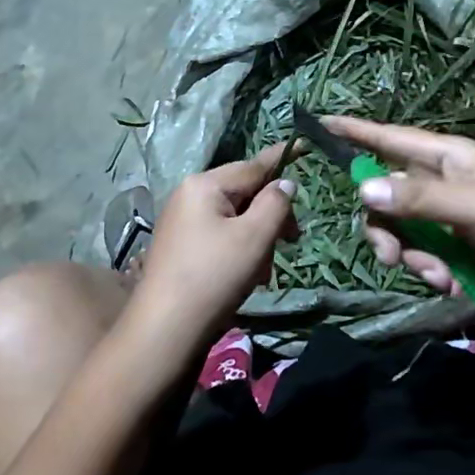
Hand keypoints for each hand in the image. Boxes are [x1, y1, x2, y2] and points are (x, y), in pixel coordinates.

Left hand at [123, 142, 298, 346]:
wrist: (167, 328)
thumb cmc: (214, 276)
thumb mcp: (254, 237)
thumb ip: (275, 204)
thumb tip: (284, 183)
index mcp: (204, 185)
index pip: (252, 166)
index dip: (282, 159)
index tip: (307, 146)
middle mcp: (189, 196)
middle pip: (244, 193)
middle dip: (271, 217)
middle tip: (291, 242)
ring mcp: (182, 222)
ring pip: (235, 219)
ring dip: (257, 239)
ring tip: (262, 272)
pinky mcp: (181, 247)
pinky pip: (221, 237)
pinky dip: (240, 251)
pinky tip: (246, 278)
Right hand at [325, 115, 474, 296]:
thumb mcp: (473, 208)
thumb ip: (418, 199)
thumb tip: (364, 188)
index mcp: (446, 157)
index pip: (389, 138)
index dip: (355, 132)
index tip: (319, 125)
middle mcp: (439, 180)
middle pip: (384, 196)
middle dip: (385, 230)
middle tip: (392, 259)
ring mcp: (445, 213)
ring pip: (400, 230)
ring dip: (412, 257)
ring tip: (441, 279)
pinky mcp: (454, 242)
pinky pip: (421, 251)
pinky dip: (430, 269)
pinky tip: (454, 286)